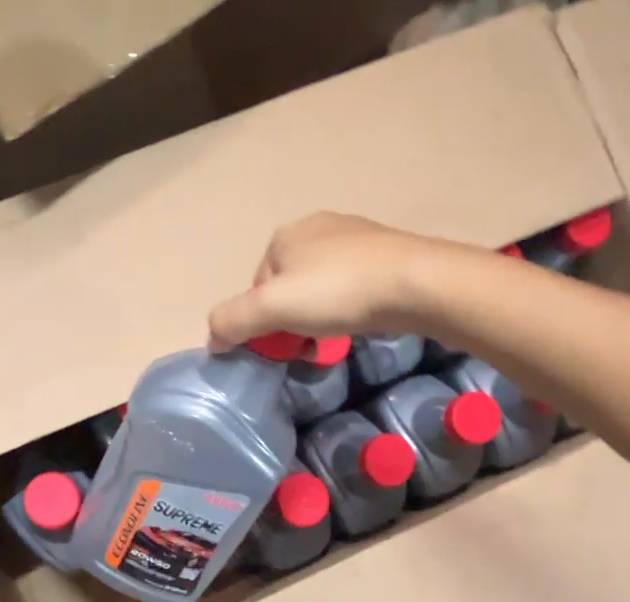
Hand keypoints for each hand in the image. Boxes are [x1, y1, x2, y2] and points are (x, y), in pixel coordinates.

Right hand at [207, 212, 460, 347]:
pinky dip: (349, 308)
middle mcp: (316, 228)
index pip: (257, 286)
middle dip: (294, 320)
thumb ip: (233, 321)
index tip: (283, 344)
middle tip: (310, 346)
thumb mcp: (273, 309)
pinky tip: (361, 321)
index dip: (264, 321)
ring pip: (320, 288)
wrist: (417, 283)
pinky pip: (352, 286)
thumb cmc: (338, 292)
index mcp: (284, 236)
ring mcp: (354, 237)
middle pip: (288, 288)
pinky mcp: (384, 254)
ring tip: (337, 337)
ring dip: (321, 317)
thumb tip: (212, 340)